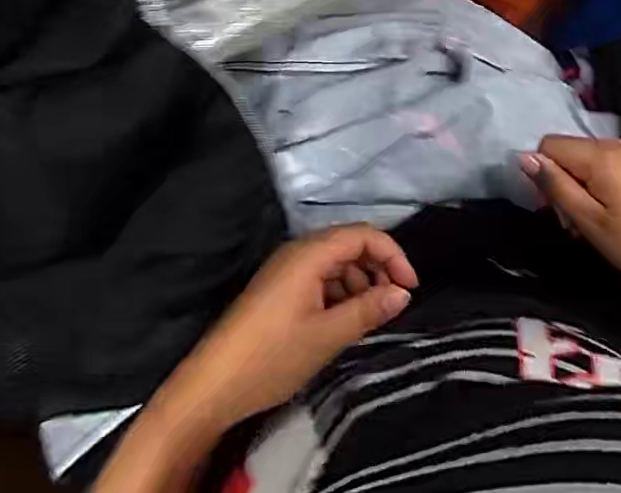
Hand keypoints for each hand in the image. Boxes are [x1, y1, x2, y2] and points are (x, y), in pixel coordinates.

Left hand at [156, 226, 417, 433]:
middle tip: (395, 302)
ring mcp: (286, 269)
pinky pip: (320, 276)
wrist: (211, 385)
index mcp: (310, 253)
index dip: (392, 255)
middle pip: (350, 243)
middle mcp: (298, 251)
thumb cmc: (271, 355)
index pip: (363, 235)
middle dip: (378, 267)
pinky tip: (345, 319)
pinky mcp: (279, 287)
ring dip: (360, 281)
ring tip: (371, 315)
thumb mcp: (326, 336)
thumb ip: (367, 310)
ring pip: (336, 261)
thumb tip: (402, 293)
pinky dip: (341, 291)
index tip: (410, 288)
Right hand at [521, 136, 620, 302]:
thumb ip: (554, 185)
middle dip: (557, 181)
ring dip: (572, 186)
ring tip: (585, 221)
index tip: (553, 209)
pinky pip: (594, 165)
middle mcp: (610, 144)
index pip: (547, 145)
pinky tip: (599, 214)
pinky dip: (588, 186)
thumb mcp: (587, 219)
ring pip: (576, 159)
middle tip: (569, 219)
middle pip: (562, 150)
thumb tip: (523, 158)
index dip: (542, 175)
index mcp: (599, 154)